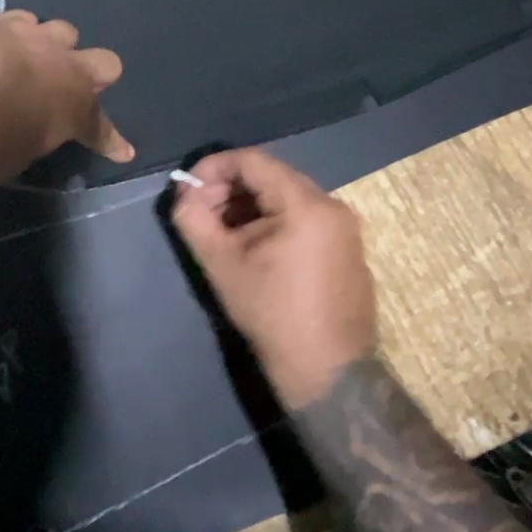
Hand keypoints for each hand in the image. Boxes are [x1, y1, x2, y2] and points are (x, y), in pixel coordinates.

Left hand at [0, 10, 133, 181]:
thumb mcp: (20, 156)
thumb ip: (34, 136)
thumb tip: (30, 130)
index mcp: (75, 106)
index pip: (100, 128)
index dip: (110, 141)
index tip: (121, 150)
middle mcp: (64, 65)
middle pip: (103, 61)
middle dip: (92, 73)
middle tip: (69, 84)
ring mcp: (33, 37)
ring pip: (60, 30)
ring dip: (51, 46)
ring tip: (30, 58)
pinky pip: (18, 19)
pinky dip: (13, 33)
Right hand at [169, 148, 376, 408]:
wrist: (326, 371)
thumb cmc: (270, 312)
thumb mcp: (218, 261)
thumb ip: (192, 217)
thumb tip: (184, 192)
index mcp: (306, 204)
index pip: (251, 160)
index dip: (212, 167)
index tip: (187, 189)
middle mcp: (332, 206)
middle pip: (269, 175)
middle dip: (228, 187)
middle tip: (201, 212)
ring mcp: (345, 227)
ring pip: (284, 195)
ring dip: (247, 205)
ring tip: (222, 232)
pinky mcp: (347, 247)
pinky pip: (302, 215)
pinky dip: (271, 220)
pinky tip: (252, 247)